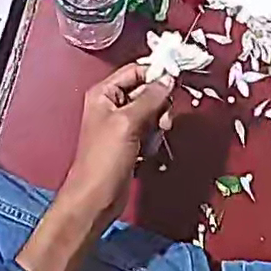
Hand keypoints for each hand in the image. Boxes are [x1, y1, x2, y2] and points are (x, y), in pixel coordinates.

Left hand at [54, 62, 174, 229]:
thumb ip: (150, 98)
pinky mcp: (131, 140)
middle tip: (162, 120)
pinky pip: (151, 129)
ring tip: (153, 138)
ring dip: (158, 123)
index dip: (155, 74)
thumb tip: (168, 79)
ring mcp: (122, 123)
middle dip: (159, 104)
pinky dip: (154, 137)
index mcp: (104, 93)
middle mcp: (112, 104)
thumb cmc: (104, 159)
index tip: (175, 82)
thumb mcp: (127, 122)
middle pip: (147, 90)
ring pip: (152, 111)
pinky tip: (149, 150)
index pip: (136, 71)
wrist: (95, 199)